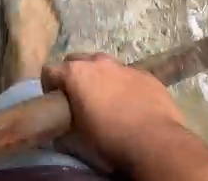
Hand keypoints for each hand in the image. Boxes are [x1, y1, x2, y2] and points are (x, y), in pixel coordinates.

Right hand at [40, 53, 189, 172]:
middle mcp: (97, 62)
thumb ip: (62, 134)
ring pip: (104, 66)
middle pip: (76, 62)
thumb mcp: (79, 144)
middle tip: (81, 101)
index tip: (56, 103)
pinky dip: (126, 87)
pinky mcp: (147, 75)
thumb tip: (58, 135)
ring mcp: (124, 66)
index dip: (49, 88)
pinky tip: (133, 106)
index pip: (48, 71)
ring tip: (110, 103)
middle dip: (75, 77)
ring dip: (102, 79)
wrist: (158, 146)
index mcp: (75, 74)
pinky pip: (129, 76)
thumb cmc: (112, 142)